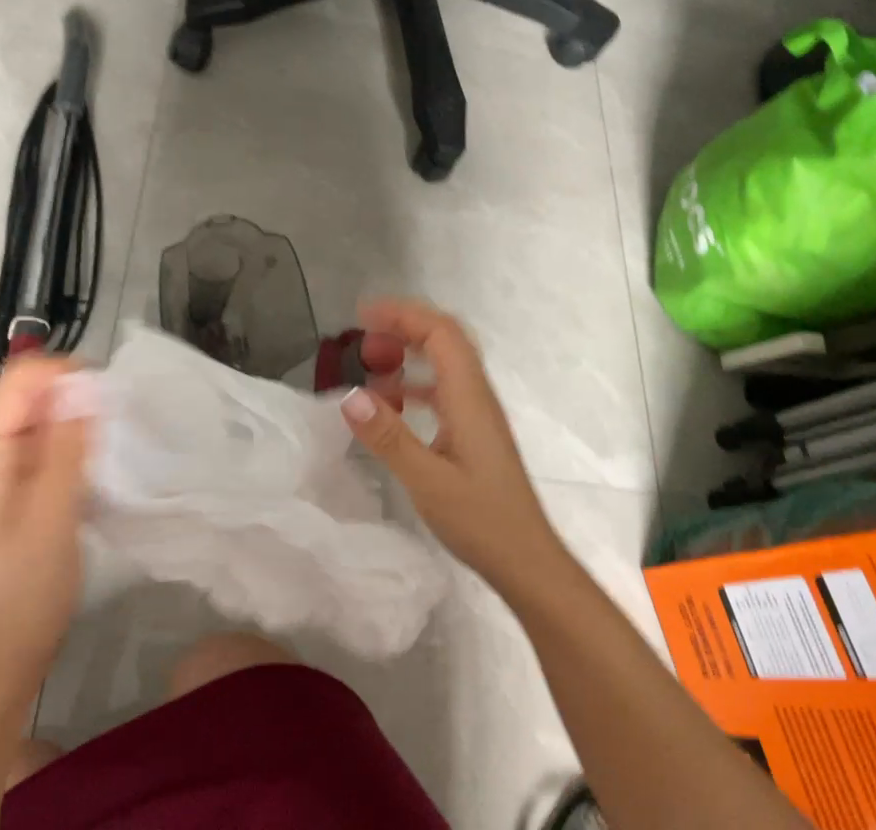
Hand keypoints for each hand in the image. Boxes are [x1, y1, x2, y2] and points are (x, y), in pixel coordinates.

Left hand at [0, 357, 89, 689]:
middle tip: (122, 427)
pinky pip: (47, 460)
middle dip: (76, 399)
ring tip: (118, 450)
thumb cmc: (19, 598)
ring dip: (79, 428)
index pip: (20, 379)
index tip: (113, 398)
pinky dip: (75, 456)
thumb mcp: (50, 519)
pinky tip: (100, 479)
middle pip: (30, 399)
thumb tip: (84, 386)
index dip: (65, 373)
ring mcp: (1, 483)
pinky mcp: (18, 506)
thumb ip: (66, 450)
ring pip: (41, 429)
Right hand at [339, 299, 568, 591]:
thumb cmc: (481, 521)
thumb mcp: (426, 481)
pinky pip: (443, 393)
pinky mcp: (474, 435)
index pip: (440, 334)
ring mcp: (478, 416)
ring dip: (408, 358)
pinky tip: (392, 409)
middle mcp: (477, 397)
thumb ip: (388, 437)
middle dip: (402, 330)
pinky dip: (415, 388)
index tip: (362, 316)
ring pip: (444, 366)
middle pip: (445, 341)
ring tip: (370, 374)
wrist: (526, 560)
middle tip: (362, 345)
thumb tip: (349, 396)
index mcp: (469, 398)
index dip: (402, 315)